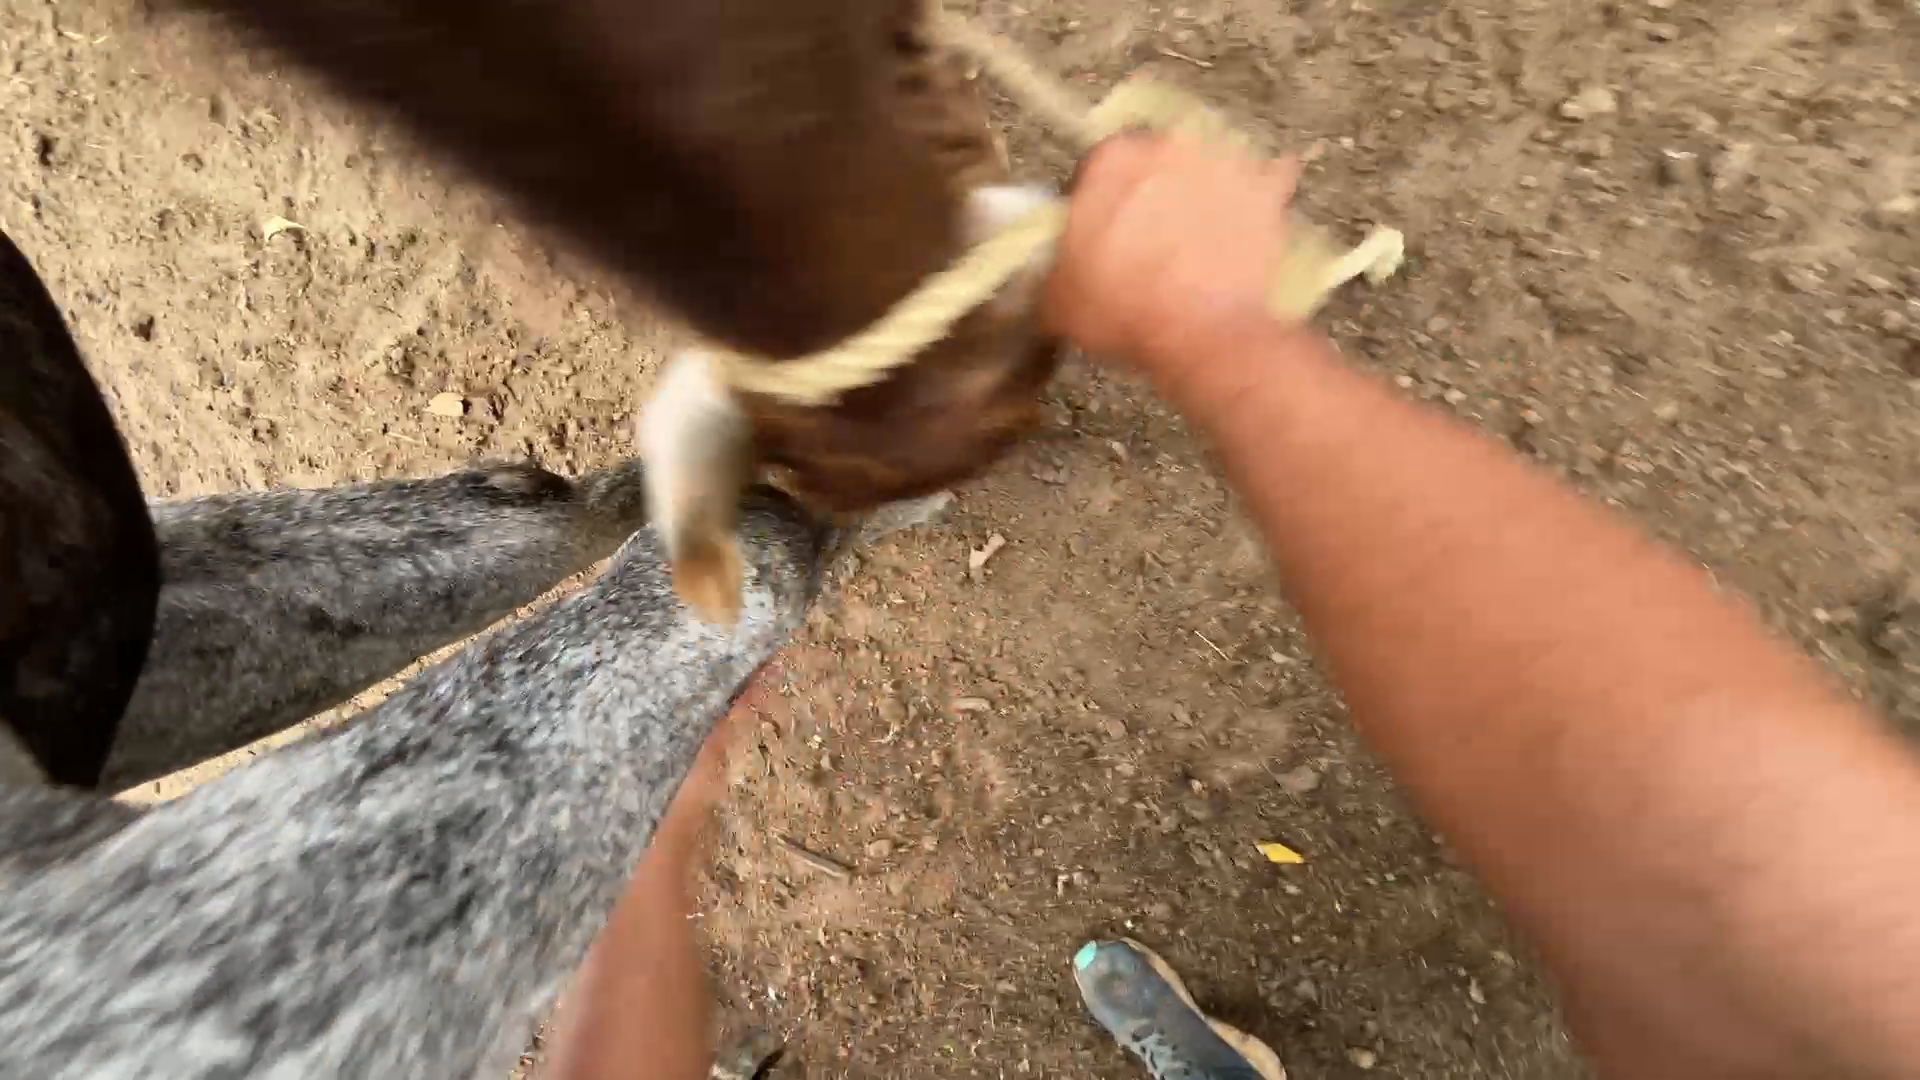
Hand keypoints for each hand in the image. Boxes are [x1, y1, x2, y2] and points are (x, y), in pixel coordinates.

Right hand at [1043, 134, 1300, 385]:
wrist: (1200, 333)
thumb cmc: (1120, 311)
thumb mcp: (1058, 303)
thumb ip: (1054, 273)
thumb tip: (1056, 277)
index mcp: (1111, 160)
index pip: (1094, 170)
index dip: (1093, 205)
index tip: (1097, 237)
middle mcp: (1169, 144)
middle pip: (1154, 164)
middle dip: (1148, 194)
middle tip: (1143, 241)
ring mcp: (1225, 161)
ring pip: (1206, 168)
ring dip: (1199, 192)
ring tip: (1192, 240)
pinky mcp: (1267, 190)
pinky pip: (1267, 181)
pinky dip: (1260, 195)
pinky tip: (1248, 220)